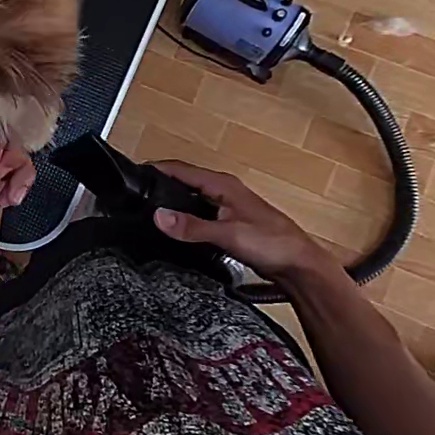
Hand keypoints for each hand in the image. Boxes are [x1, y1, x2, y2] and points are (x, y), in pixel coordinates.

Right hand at [149, 160, 334, 281]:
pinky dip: (186, 219)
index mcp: (223, 185)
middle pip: (185, 182)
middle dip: (161, 186)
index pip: (181, 169)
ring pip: (192, 200)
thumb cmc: (273, 243)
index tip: (135, 174)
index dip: (157, 169)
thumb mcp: (227, 234)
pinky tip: (178, 231)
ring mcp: (227, 207)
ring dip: (174, 203)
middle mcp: (224, 191)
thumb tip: (160, 216)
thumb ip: (192, 227)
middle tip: (137, 194)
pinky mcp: (229, 224)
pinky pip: (200, 215)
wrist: (298, 264)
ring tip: (151, 212)